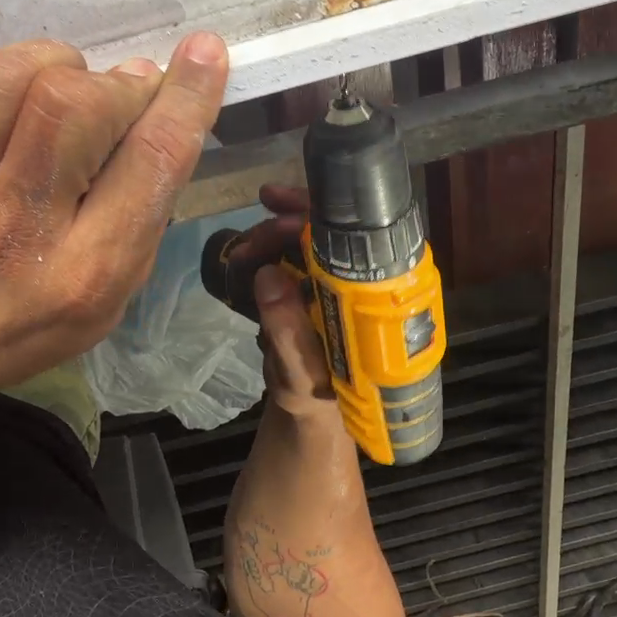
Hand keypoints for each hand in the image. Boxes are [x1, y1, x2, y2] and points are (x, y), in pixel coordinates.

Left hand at [0, 33, 229, 403]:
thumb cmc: (34, 319)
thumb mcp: (113, 289)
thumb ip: (141, 202)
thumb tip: (146, 89)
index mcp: (87, 270)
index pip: (149, 161)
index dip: (186, 95)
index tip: (203, 53)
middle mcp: (17, 227)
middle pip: (71, 107)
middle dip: (111, 85)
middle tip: (113, 100)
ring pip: (4, 79)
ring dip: (49, 64)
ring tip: (58, 87)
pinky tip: (5, 91)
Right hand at [244, 185, 340, 419]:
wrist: (315, 414)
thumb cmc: (318, 399)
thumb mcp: (302, 374)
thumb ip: (288, 331)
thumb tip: (269, 274)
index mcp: (375, 297)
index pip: (354, 234)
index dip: (315, 211)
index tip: (274, 202)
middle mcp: (363, 281)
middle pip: (328, 229)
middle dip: (281, 228)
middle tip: (247, 244)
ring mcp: (340, 281)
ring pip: (307, 238)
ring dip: (270, 238)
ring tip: (241, 255)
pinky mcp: (318, 286)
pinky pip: (296, 254)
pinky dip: (270, 250)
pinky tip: (250, 258)